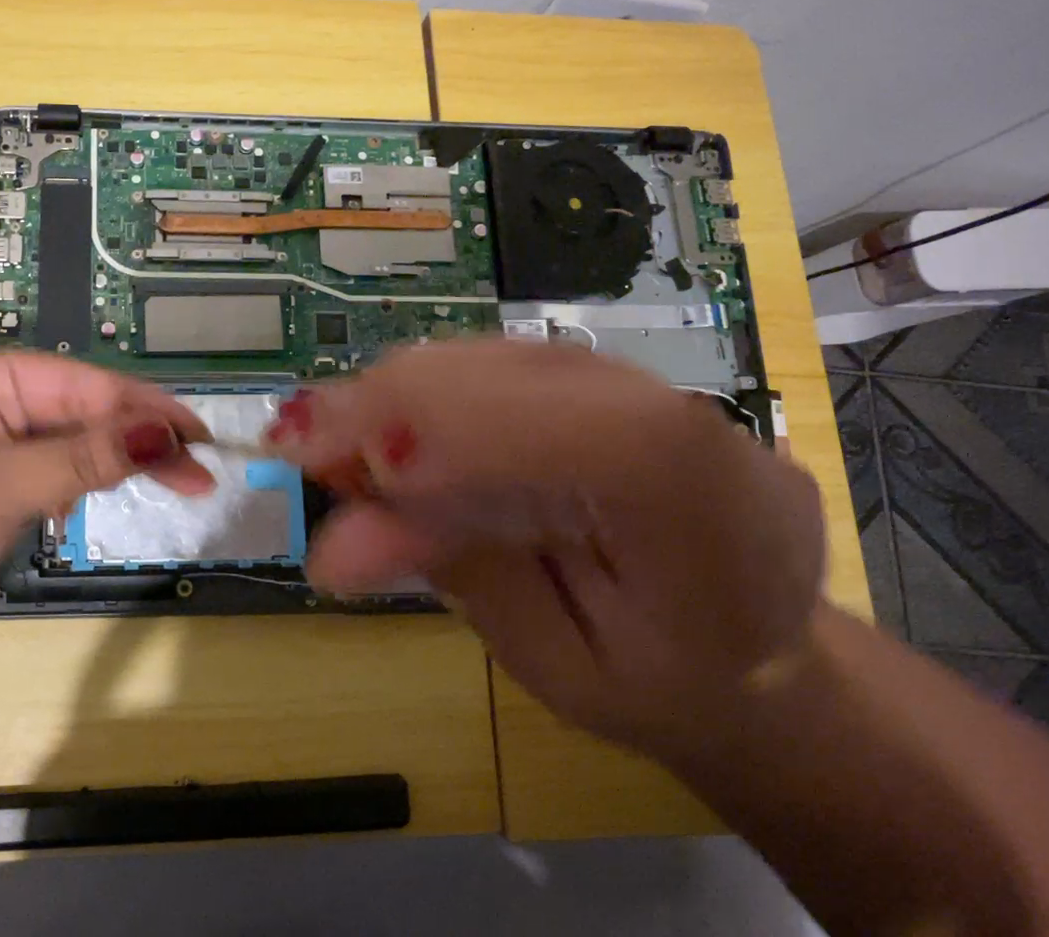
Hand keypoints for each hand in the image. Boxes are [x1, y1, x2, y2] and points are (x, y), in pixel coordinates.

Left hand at [0, 352, 213, 656]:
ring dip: (109, 463)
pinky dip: (73, 489)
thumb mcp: (2, 485)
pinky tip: (87, 505)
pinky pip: (41, 479)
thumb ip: (86, 456)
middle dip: (134, 438)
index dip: (143, 408)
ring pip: (63, 447)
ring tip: (166, 484)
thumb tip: (166, 430)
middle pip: (76, 412)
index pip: (79, 382)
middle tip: (198, 472)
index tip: (200, 436)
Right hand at [261, 338, 826, 757]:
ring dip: (403, 395)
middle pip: (537, 376)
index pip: (606, 435)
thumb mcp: (559, 665)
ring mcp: (661, 393)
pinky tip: (382, 433)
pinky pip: (509, 371)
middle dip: (401, 403)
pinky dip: (429, 397)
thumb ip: (464, 580)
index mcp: (724, 519)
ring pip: (511, 361)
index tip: (345, 459)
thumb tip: (332, 548)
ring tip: (328, 442)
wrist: (752, 652)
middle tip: (296, 443)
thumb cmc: (662, 687)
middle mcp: (703, 428)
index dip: (470, 428)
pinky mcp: (614, 386)